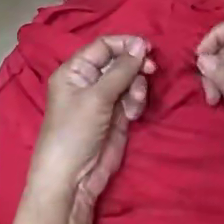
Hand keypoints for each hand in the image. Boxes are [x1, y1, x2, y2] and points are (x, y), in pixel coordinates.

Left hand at [26, 36, 154, 223]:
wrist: (72, 180)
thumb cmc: (75, 132)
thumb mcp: (97, 97)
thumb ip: (121, 69)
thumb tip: (141, 43)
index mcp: (74, 70)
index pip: (103, 46)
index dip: (125, 44)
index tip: (147, 47)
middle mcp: (88, 81)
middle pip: (119, 61)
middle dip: (134, 66)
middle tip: (151, 70)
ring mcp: (103, 99)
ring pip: (129, 80)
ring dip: (137, 87)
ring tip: (134, 103)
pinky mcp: (116, 116)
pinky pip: (132, 98)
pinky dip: (136, 102)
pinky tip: (133, 115)